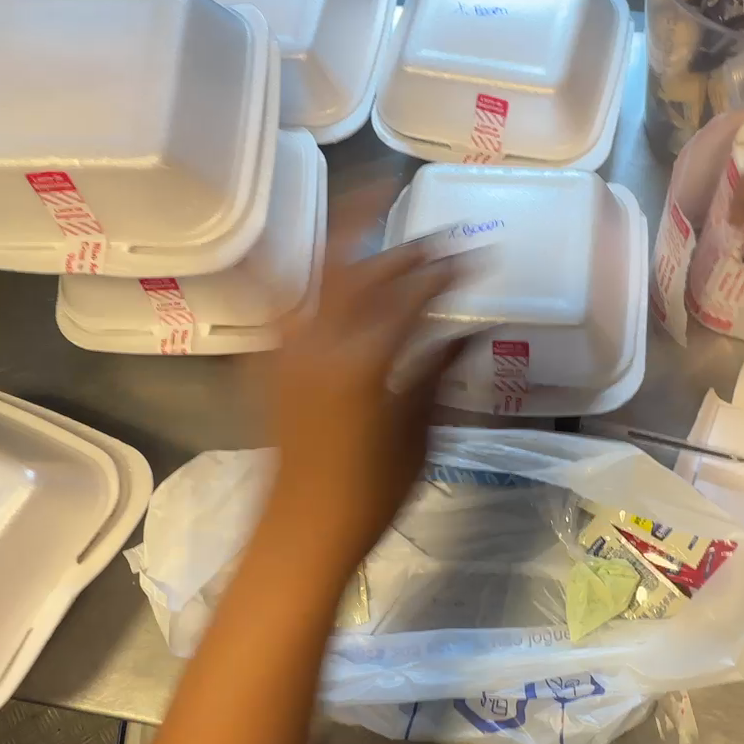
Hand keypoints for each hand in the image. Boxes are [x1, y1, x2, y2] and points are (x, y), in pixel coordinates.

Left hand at [259, 242, 465, 573]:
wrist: (302, 532)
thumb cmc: (370, 494)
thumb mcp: (419, 434)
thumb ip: (440, 371)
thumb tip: (472, 328)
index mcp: (362, 362)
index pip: (410, 296)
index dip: (445, 271)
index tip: (473, 256)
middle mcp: (317, 342)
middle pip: (361, 272)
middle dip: (402, 247)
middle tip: (436, 237)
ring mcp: (286, 348)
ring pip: (317, 276)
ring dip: (350, 242)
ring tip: (373, 212)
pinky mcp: (269, 362)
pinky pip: (287, 299)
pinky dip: (309, 273)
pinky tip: (324, 264)